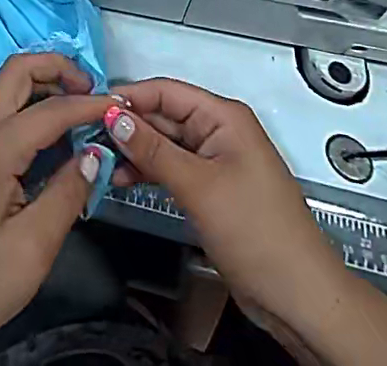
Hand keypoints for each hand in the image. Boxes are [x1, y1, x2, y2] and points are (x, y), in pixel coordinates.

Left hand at [0, 53, 115, 347]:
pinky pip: (5, 104)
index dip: (91, 105)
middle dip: (59, 68)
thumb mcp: (34, 244)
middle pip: (18, 69)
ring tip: (81, 106)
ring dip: (45, 81)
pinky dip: (33, 99)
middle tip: (94, 92)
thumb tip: (97, 151)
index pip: (52, 109)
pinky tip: (56, 128)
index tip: (121, 107)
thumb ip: (69, 191)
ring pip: (9, 82)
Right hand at [104, 79, 349, 334]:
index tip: (93, 108)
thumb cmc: (258, 232)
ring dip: (135, 150)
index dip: (130, 97)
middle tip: (90, 138)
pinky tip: (125, 179)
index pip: (167, 92)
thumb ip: (153, 149)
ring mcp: (215, 159)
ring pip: (165, 142)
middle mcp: (219, 130)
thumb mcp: (198, 186)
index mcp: (224, 117)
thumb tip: (115, 117)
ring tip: (102, 162)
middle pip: (164, 115)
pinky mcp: (211, 186)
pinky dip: (149, 170)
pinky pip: (172, 166)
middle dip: (129, 126)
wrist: (296, 294)